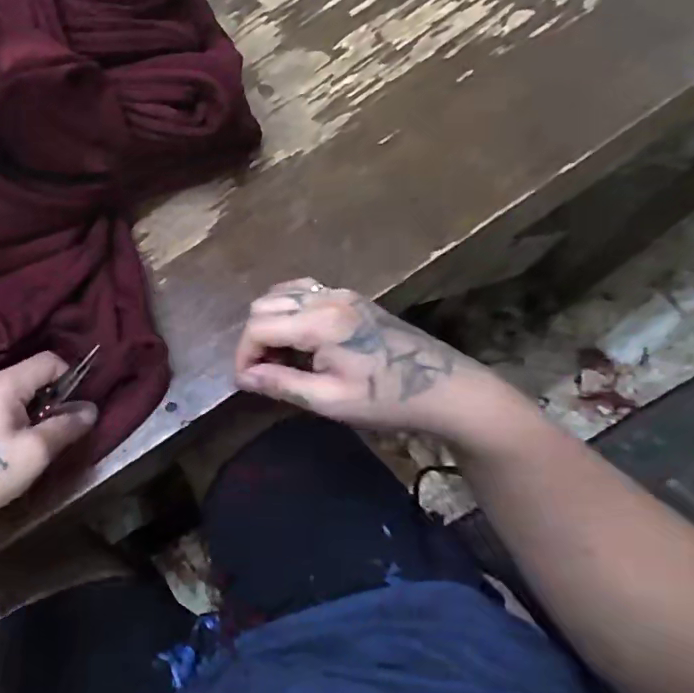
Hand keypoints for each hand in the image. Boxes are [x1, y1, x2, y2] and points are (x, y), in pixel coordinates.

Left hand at [0, 353, 98, 547]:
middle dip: (52, 398)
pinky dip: (15, 417)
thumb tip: (91, 408)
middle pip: (31, 375)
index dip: (70, 380)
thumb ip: (66, 426)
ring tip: (34, 444)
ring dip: (34, 410)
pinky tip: (10, 447)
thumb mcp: (37, 451)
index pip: (49, 360)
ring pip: (16, 391)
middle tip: (56, 432)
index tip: (73, 412)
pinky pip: (0, 403)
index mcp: (3, 382)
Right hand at [233, 280, 520, 443]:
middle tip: (264, 371)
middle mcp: (327, 298)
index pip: (258, 328)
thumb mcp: (329, 401)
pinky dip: (287, 310)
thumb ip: (281, 383)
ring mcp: (341, 293)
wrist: (450, 391)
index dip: (243, 355)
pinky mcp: (352, 298)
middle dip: (253, 339)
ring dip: (269, 323)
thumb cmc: (388, 400)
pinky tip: (297, 337)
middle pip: (263, 306)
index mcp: (321, 323)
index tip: (247, 382)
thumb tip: (243, 377)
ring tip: (279, 355)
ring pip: (280, 294)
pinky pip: (302, 291)